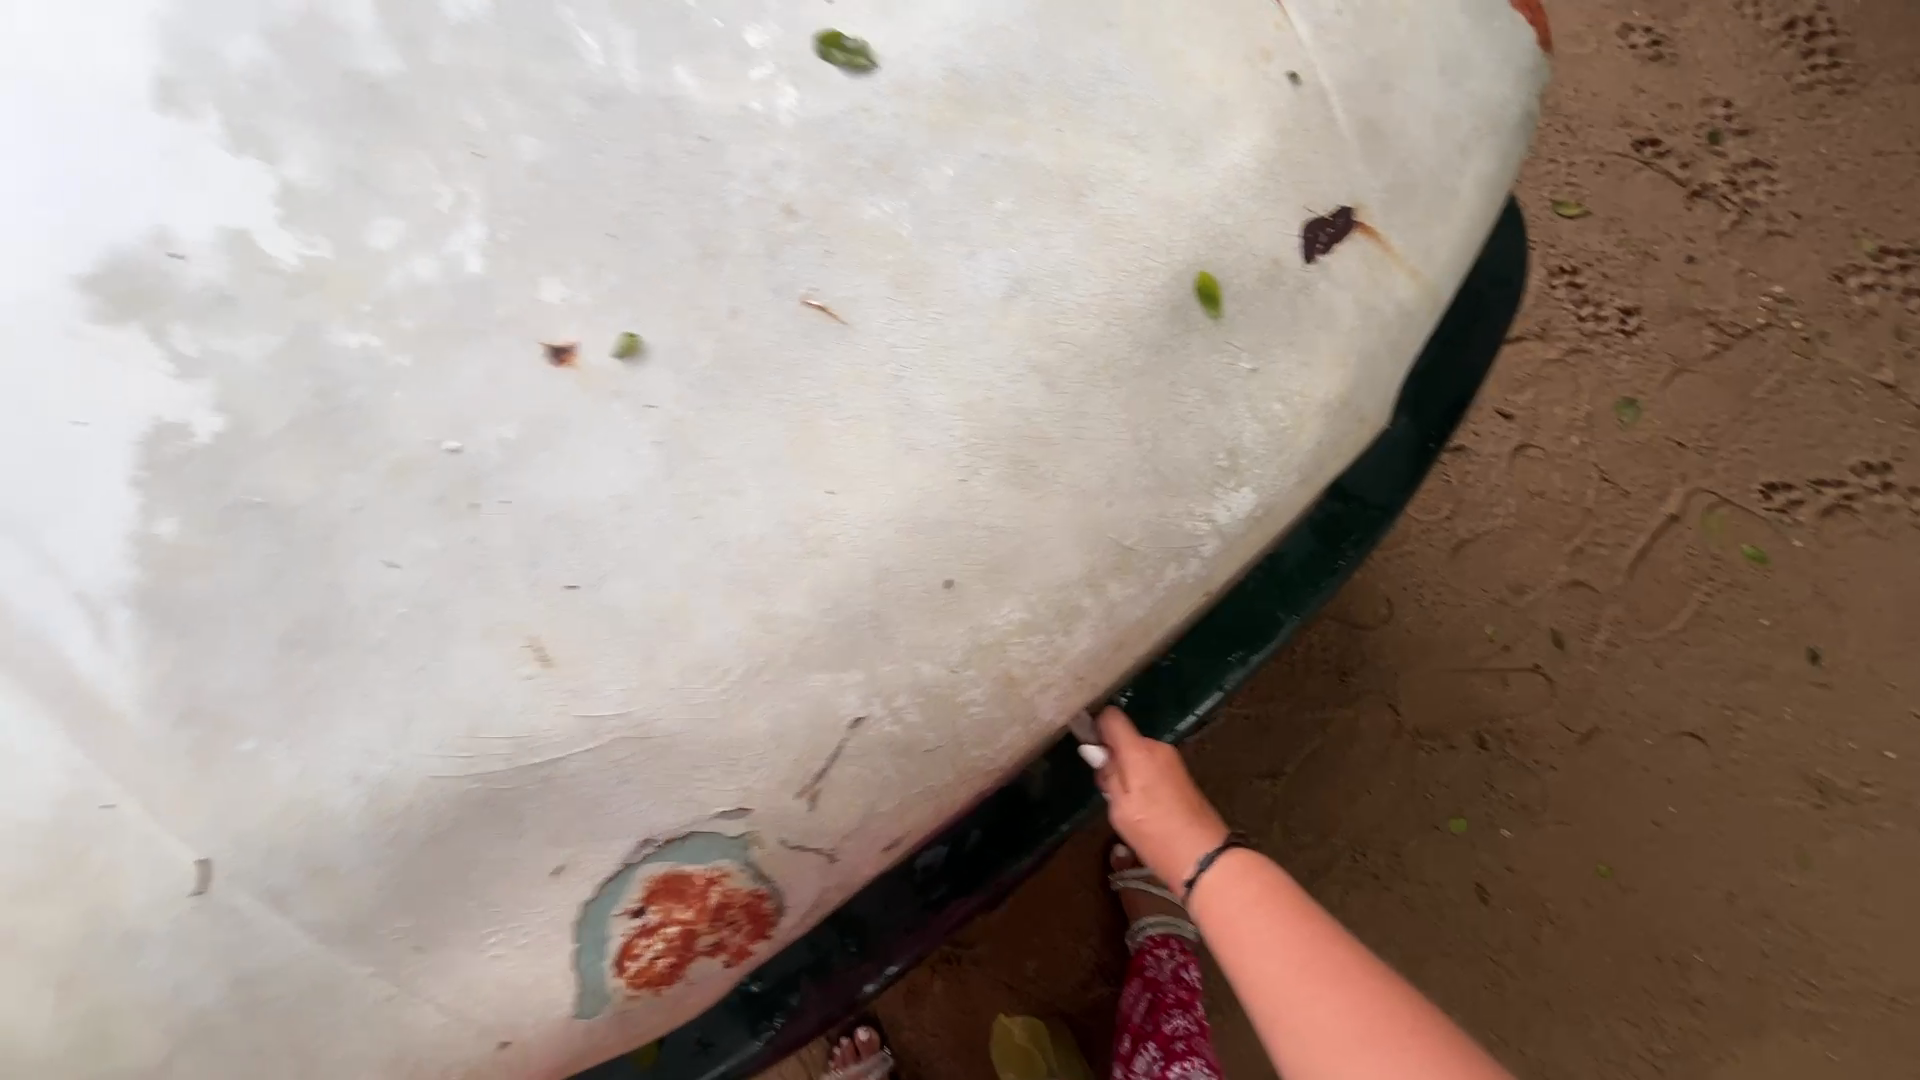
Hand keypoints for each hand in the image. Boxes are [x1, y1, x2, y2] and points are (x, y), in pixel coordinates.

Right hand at [1091, 706, 1229, 896]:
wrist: (1206, 859)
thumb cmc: (1155, 835)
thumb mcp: (1120, 809)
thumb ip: (1107, 775)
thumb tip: (1095, 750)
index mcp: (1139, 751)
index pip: (1111, 717)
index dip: (1095, 726)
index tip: (1087, 747)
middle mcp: (1157, 748)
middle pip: (1125, 738)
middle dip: (1112, 757)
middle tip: (1107, 790)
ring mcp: (1173, 761)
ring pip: (1137, 754)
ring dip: (1127, 771)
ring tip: (1127, 805)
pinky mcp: (1181, 776)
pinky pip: (1151, 766)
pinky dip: (1142, 779)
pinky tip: (1144, 808)